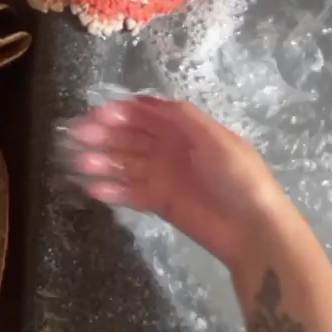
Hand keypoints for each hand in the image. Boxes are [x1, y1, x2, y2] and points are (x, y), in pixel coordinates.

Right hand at [69, 96, 293, 265]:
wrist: (255, 230)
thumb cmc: (238, 177)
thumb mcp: (216, 139)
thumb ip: (182, 117)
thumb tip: (146, 101)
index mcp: (184, 130)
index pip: (145, 115)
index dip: (120, 112)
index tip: (96, 115)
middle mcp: (170, 149)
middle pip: (130, 138)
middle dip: (103, 135)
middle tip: (77, 136)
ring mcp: (163, 177)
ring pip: (125, 164)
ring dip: (102, 162)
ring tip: (79, 163)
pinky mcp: (160, 203)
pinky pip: (130, 192)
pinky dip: (112, 190)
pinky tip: (93, 188)